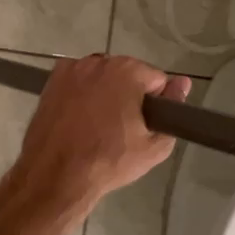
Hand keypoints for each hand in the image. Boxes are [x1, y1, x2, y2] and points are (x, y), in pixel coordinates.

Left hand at [8, 54, 191, 210]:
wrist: (56, 174)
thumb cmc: (109, 161)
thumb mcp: (154, 145)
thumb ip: (173, 109)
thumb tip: (182, 83)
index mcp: (127, 71)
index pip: (157, 80)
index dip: (156, 104)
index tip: (144, 125)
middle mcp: (98, 61)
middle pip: (127, 74)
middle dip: (130, 95)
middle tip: (122, 129)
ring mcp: (72, 69)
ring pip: (101, 76)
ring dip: (105, 92)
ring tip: (98, 125)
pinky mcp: (51, 81)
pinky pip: (78, 81)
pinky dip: (81, 93)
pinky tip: (78, 117)